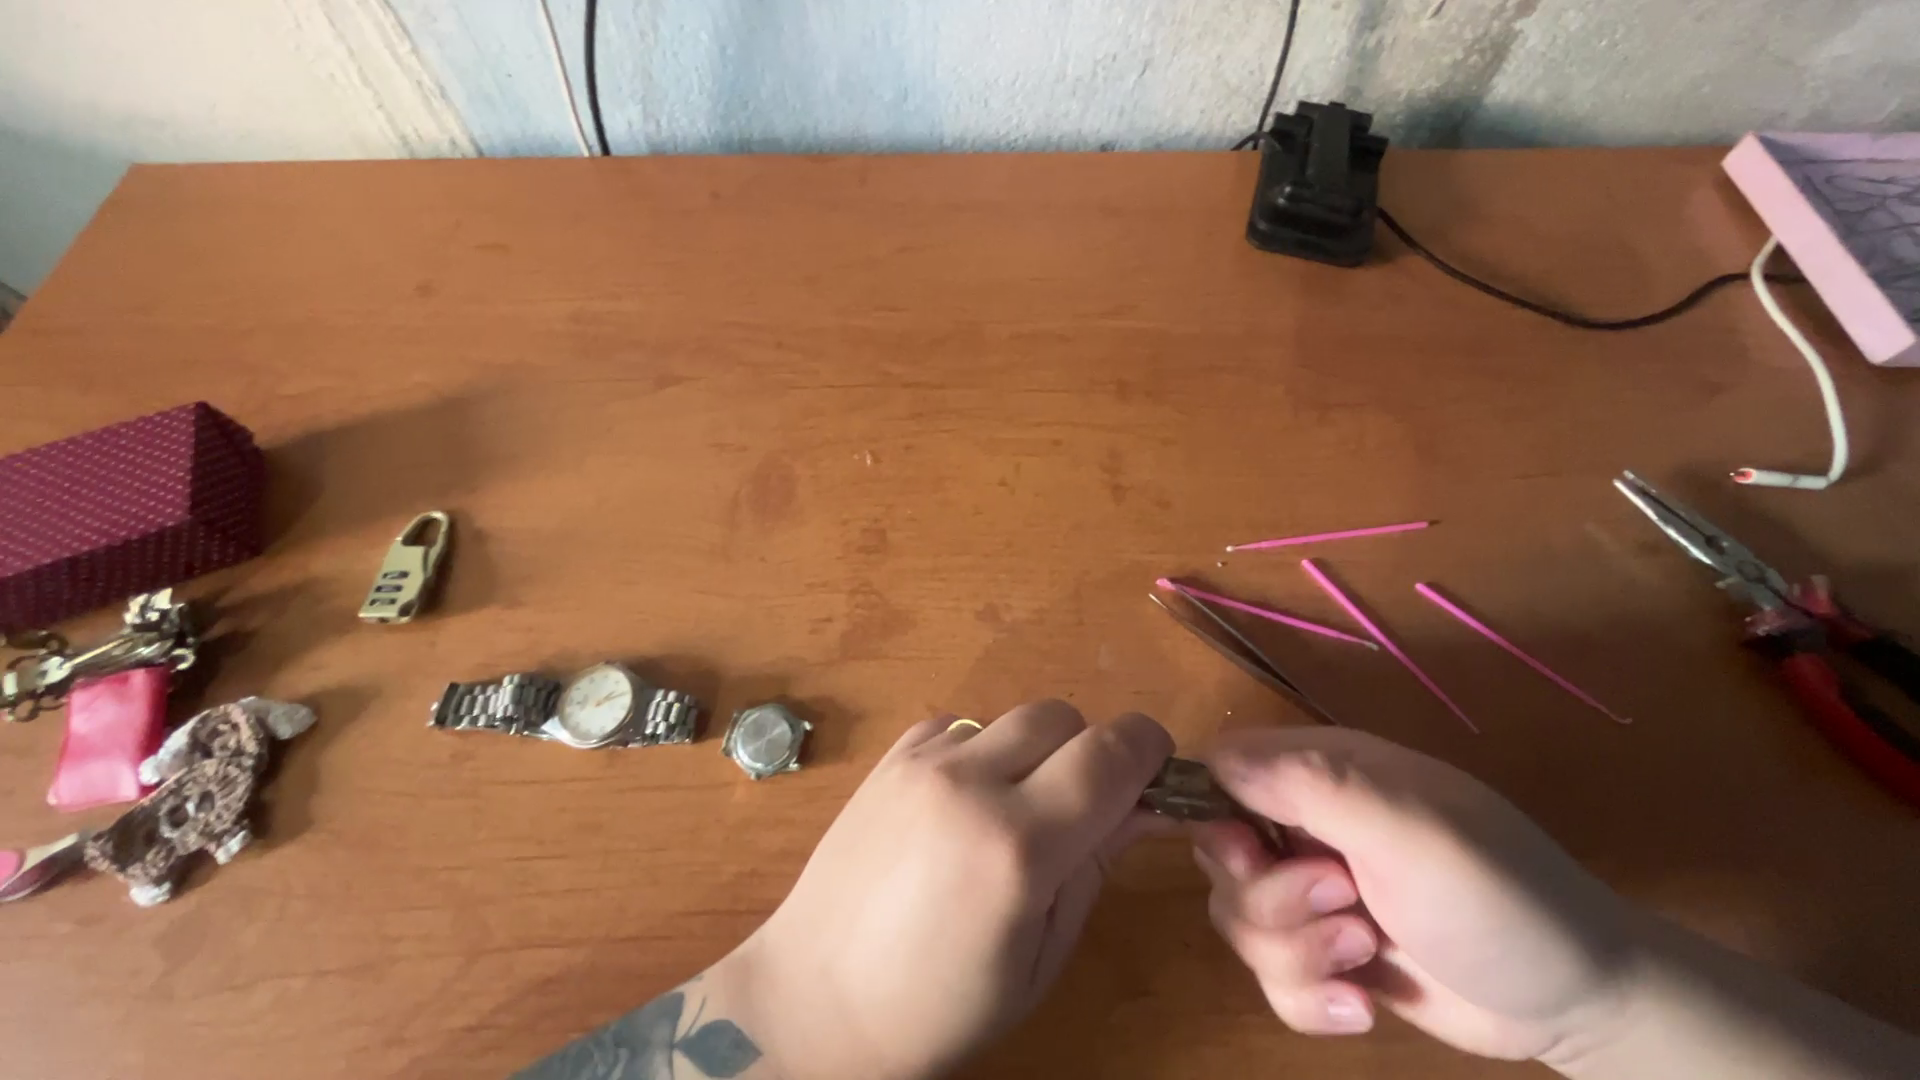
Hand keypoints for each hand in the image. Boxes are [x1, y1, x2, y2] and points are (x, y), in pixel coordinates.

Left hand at [719, 701, 1172, 1079]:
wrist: (817, 998)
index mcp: (1020, 846)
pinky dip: (984, 752)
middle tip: (1085, 807)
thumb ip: (1097, 864)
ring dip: (1036, 752)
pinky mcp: (890, 758)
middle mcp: (970, 784)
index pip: (1112, 754)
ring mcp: (922, 763)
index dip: (1150, 751)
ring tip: (1016, 810)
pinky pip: (964, 726)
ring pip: (1015, 718)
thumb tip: (1146, 804)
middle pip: (1066, 717)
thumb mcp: (1041, 955)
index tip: (1158, 774)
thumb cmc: (942, 1004)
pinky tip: (965, 804)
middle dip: (1094, 751)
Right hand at [1193, 726, 1638, 1062]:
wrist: (1580, 1002)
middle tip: (1343, 906)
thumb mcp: (1410, 831)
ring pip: (1239, 921)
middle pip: (1219, 854)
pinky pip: (1269, 977)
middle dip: (1267, 899)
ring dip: (1294, 953)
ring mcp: (1312, 892)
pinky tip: (1361, 1004)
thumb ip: (1313, 786)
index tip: (1250, 855)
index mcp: (1322, 774)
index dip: (1215, 812)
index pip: (1222, 768)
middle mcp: (1306, 825)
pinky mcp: (1324, 952)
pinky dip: (1305, 999)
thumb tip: (1216, 758)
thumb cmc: (1500, 899)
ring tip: (1364, 956)